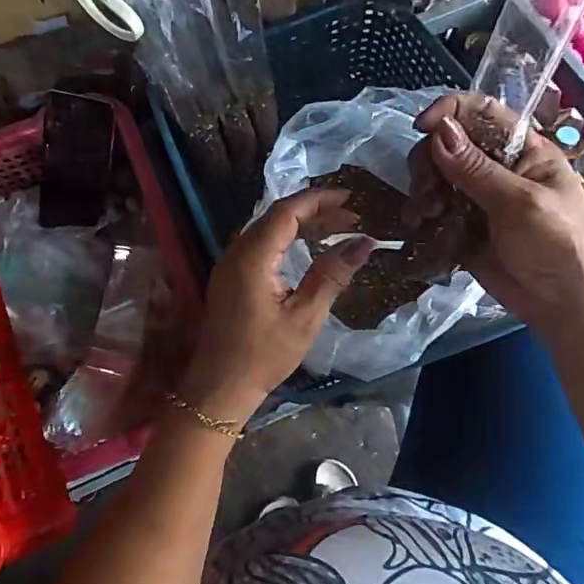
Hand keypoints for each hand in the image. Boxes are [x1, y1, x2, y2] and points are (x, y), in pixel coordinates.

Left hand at [176, 189, 373, 425]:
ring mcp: (228, 264)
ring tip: (335, 228)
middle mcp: (235, 253)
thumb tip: (363, 243)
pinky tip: (305, 248)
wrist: (220, 385)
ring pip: (265, 229)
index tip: (350, 198)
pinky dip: (283, 239)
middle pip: (274, 217)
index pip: (285, 213)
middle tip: (350, 216)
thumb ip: (331, 275)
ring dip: (298, 224)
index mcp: (252, 258)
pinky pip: (257, 244)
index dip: (318, 200)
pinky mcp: (228, 277)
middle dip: (313, 211)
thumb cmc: (264, 355)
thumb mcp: (305, 317)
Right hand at [404, 92, 583, 326]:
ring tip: (427, 215)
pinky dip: (421, 215)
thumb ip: (475, 168)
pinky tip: (419, 227)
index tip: (422, 128)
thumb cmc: (559, 246)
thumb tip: (439, 131)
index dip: (450, 111)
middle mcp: (496, 168)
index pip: (481, 112)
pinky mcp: (461, 227)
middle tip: (428, 191)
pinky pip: (432, 210)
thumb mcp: (519, 202)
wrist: (566, 306)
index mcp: (522, 151)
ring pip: (434, 177)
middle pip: (447, 145)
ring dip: (422, 191)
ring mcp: (477, 198)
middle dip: (429, 162)